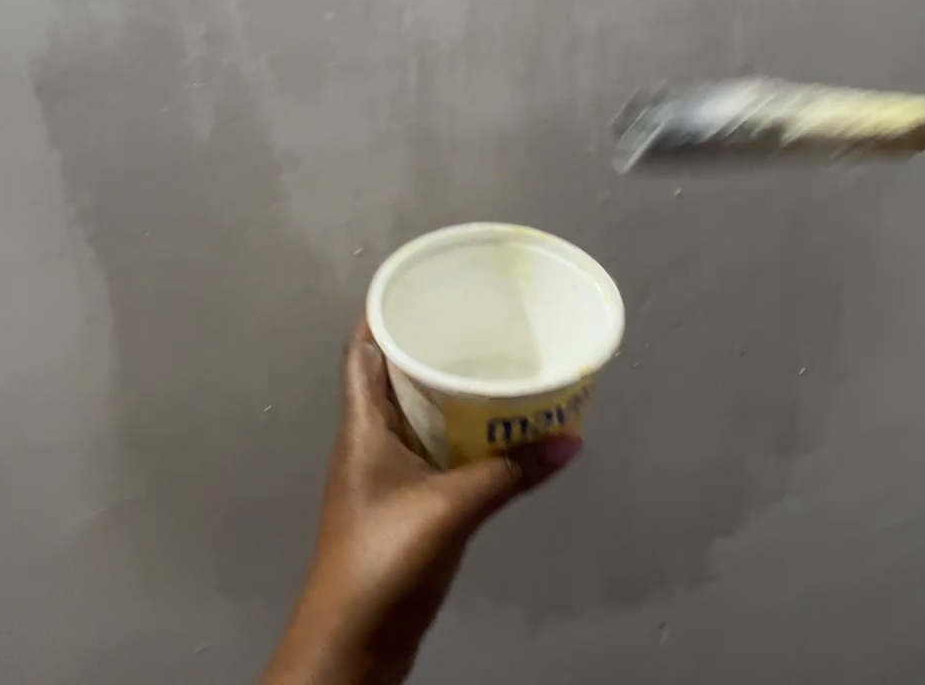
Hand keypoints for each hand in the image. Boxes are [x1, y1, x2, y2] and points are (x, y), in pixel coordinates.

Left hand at [262, 323, 579, 684]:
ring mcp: (388, 470)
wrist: (353, 640)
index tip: (424, 285)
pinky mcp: (409, 499)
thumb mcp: (451, 507)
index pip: (362, 348)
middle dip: (429, 344)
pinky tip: (497, 427)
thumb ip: (511, 473)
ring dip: (448, 389)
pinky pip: (437, 447)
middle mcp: (372, 436)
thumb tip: (571, 439)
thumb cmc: (383, 557)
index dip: (383, 311)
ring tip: (494, 361)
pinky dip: (462, 431)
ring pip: (418, 410)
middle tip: (477, 318)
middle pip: (394, 373)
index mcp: (363, 423)